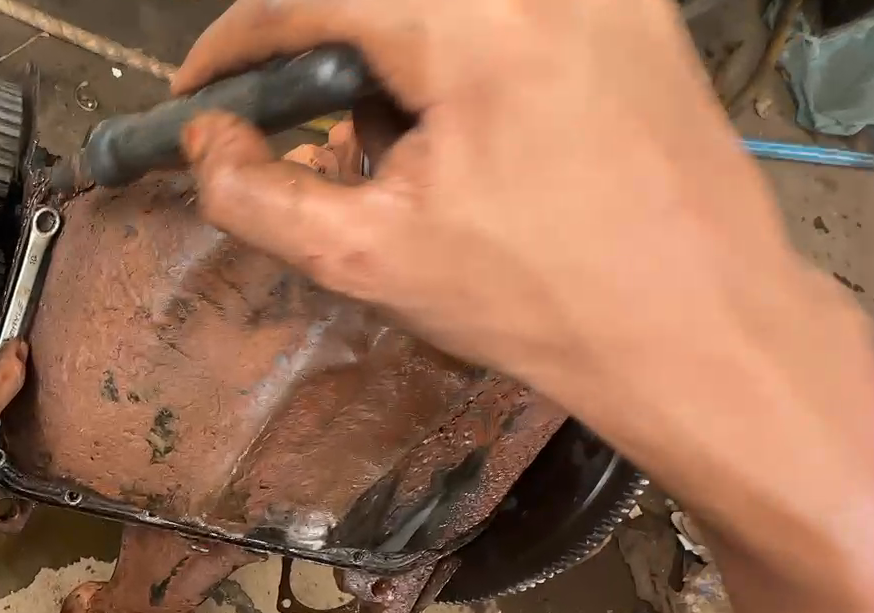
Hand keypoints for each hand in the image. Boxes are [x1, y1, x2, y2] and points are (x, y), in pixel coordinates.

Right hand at [172, 0, 840, 423]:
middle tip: (274, 124)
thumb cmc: (515, 294)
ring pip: (428, 6)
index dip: (232, 40)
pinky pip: (490, 11)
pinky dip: (432, 56)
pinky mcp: (626, 7)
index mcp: (477, 25)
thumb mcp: (355, 256)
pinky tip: (442, 131)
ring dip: (371, 58)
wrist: (681, 319)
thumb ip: (253, 194)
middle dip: (304, 50)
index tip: (192, 93)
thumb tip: (205, 140)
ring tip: (378, 149)